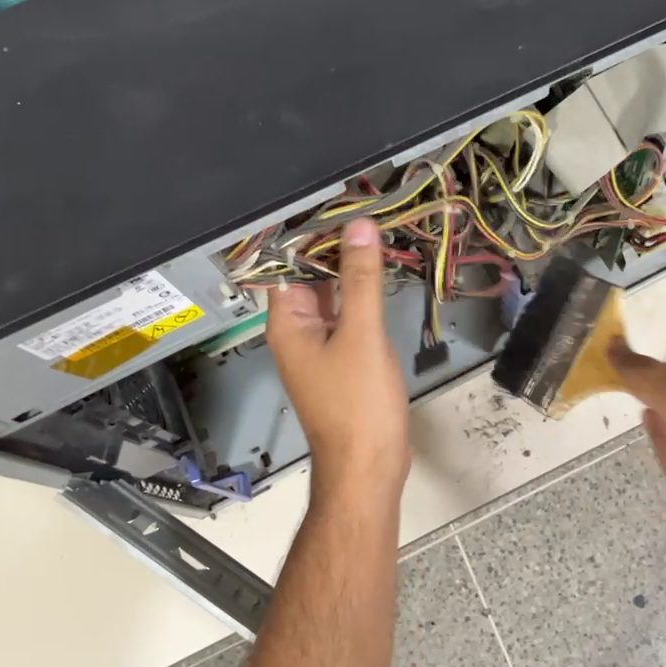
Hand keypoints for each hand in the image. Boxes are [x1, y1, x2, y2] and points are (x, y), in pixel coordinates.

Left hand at [268, 217, 411, 497]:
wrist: (369, 467)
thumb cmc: (357, 403)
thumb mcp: (362, 334)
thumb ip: (361, 279)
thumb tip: (359, 226)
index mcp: (286, 322)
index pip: (284, 262)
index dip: (306, 231)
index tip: (336, 200)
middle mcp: (296, 330)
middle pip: (307, 275)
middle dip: (333, 244)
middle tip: (366, 207)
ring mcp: (320, 346)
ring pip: (330, 294)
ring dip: (349, 267)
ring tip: (376, 228)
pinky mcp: (343, 359)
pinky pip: (346, 315)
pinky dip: (360, 294)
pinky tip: (381, 273)